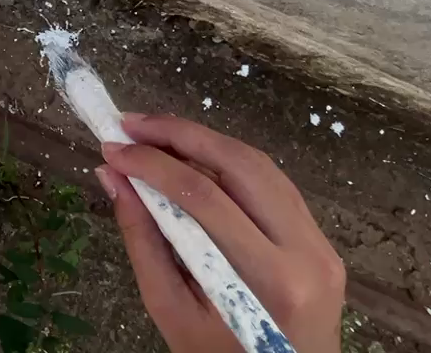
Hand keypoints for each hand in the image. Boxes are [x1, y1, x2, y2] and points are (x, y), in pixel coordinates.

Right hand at [96, 113, 344, 352]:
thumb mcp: (168, 307)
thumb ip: (140, 236)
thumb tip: (109, 173)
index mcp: (270, 280)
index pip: (204, 197)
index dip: (151, 163)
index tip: (110, 148)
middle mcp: (306, 254)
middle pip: (238, 166)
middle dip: (177, 133)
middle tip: (129, 123)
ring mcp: (320, 244)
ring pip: (257, 164)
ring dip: (200, 139)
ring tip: (152, 132)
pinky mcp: (320, 239)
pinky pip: (270, 181)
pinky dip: (224, 158)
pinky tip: (189, 155)